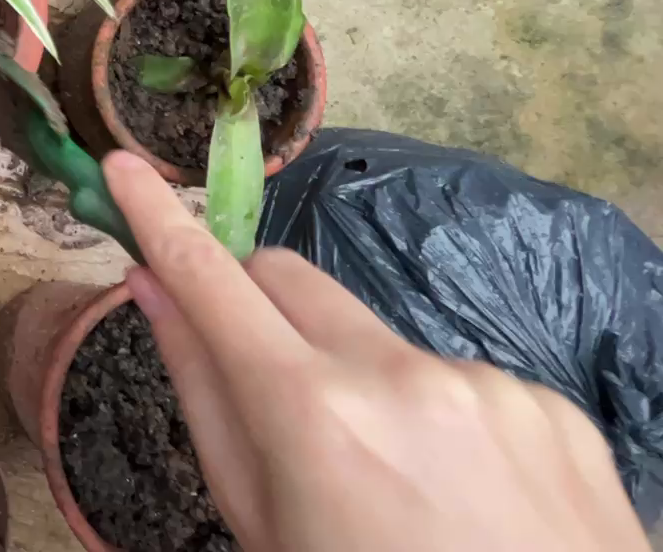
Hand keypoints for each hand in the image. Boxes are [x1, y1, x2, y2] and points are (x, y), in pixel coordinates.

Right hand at [104, 150, 646, 551]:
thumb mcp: (251, 507)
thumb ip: (197, 381)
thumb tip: (147, 282)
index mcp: (307, 406)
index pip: (206, 276)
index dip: (154, 214)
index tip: (120, 165)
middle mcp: (396, 373)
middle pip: (282, 273)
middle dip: (249, 296)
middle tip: (254, 365)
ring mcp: (486, 383)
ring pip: (362, 325)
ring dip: (342, 360)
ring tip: (380, 459)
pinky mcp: (552, 404)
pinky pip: (444, 366)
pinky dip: (421, 400)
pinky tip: (452, 476)